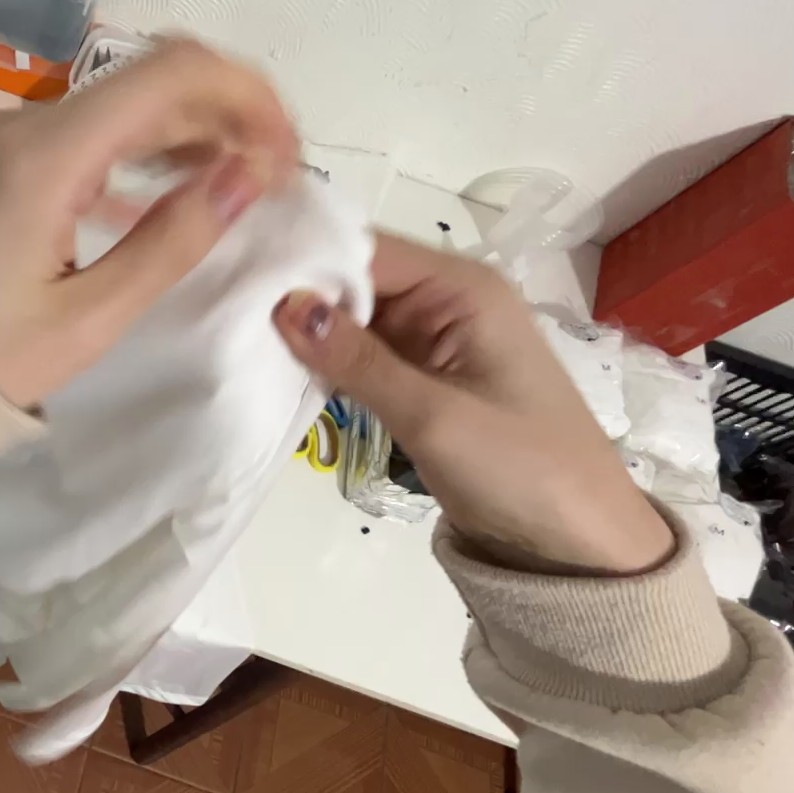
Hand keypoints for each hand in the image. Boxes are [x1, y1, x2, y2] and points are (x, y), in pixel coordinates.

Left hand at [0, 40, 296, 407]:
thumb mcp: (89, 320)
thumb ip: (170, 243)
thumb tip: (245, 176)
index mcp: (41, 159)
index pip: (169, 75)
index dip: (245, 99)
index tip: (282, 156)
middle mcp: (13, 126)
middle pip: (141, 83)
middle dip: (219, 117)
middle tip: (266, 177)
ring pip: (107, 106)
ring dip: (175, 133)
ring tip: (226, 185)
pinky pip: (70, 134)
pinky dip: (125, 151)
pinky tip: (156, 190)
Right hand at [274, 234, 673, 574]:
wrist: (570, 540)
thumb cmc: (520, 467)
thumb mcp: (431, 412)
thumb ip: (356, 360)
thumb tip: (286, 306)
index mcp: (462, 289)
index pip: (367, 252)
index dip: (305, 260)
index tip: (237, 279)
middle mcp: (443, 302)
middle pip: (353, 280)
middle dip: (295, 295)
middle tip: (224, 311)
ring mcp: (427, 342)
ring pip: (348, 319)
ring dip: (302, 331)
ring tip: (235, 335)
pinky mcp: (413, 377)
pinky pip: (355, 355)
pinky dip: (320, 361)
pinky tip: (274, 367)